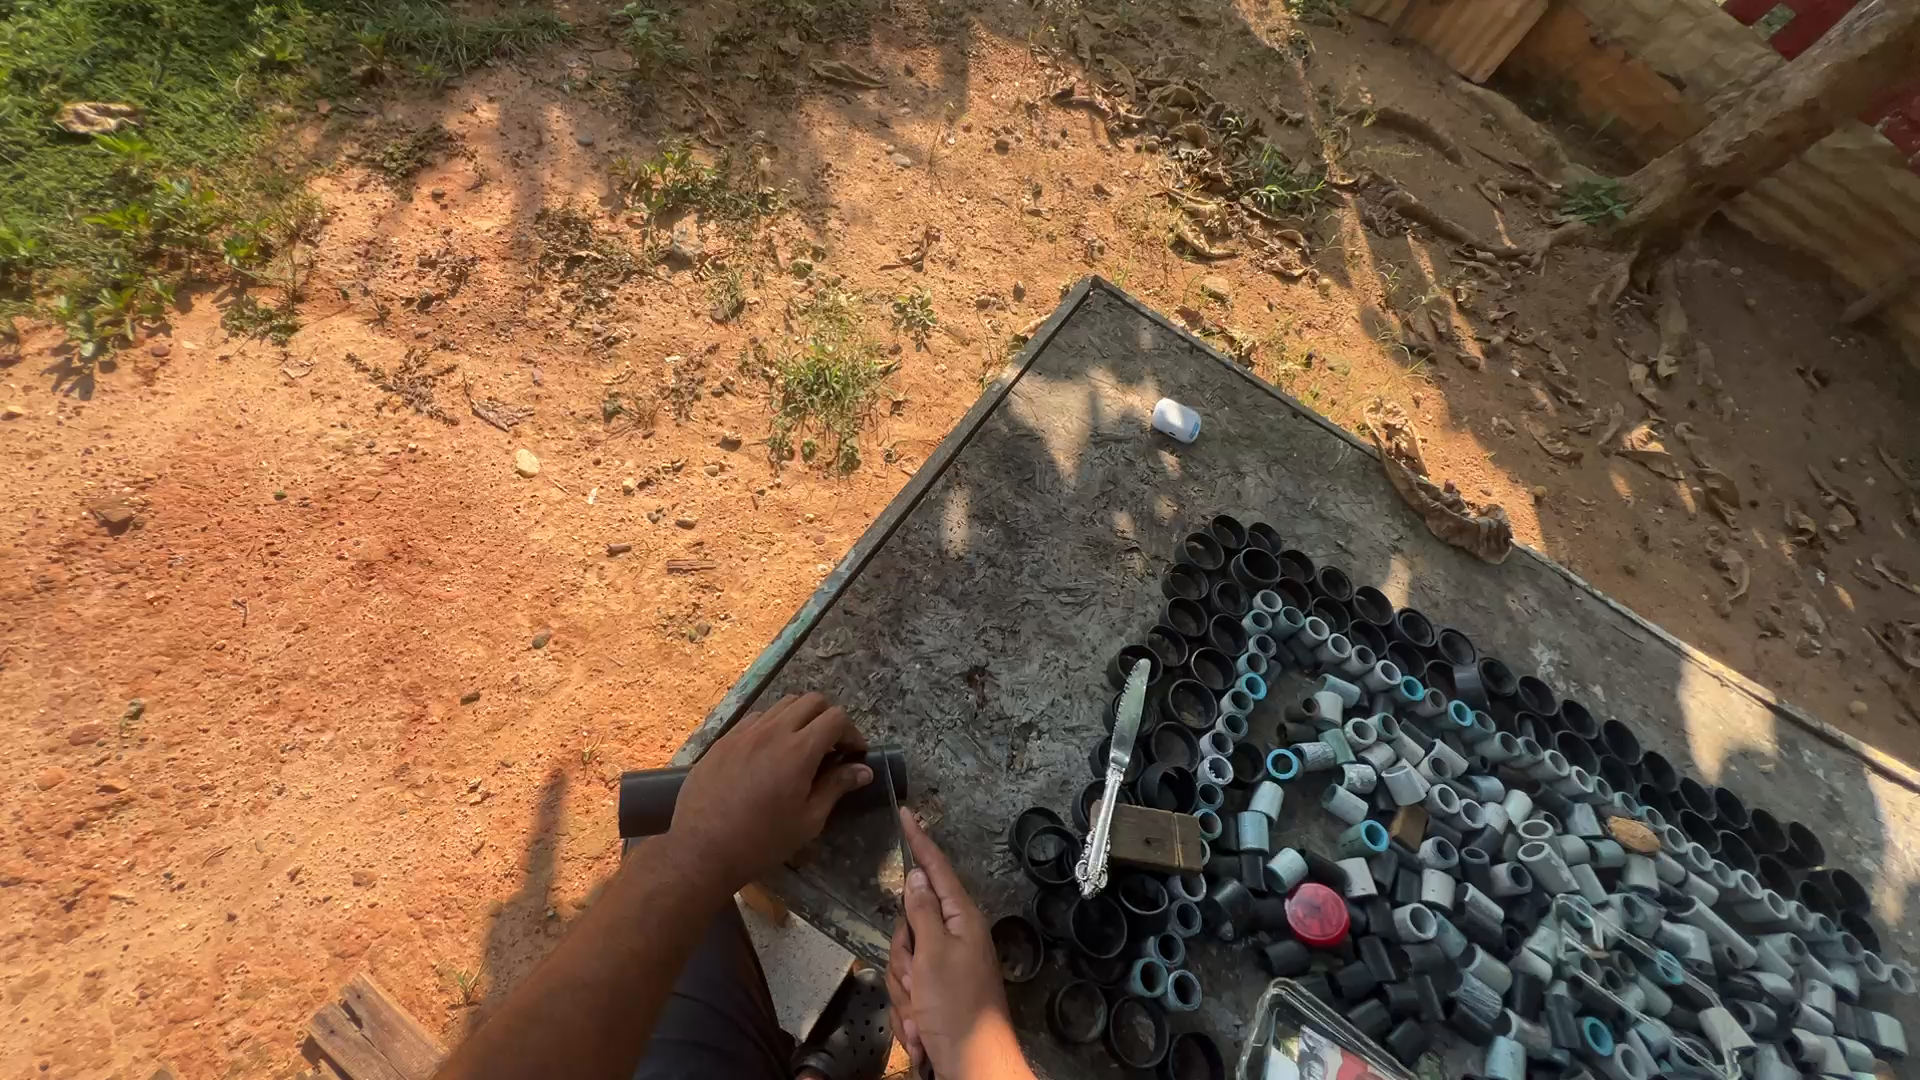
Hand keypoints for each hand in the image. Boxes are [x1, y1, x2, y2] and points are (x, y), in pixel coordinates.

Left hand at [667, 693, 871, 893]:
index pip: (836, 718)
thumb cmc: (761, 841)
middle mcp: (773, 731)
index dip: (852, 732)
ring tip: (800, 747)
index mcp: (799, 750)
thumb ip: (836, 787)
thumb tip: (864, 770)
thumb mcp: (808, 820)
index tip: (853, 754)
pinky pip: (755, 719)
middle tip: (830, 746)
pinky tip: (768, 753)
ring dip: (800, 718)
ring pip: (782, 705)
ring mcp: (745, 732)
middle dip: (828, 718)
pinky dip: (772, 726)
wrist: (700, 851)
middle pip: (812, 701)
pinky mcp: (723, 740)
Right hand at [884, 810, 1031, 1079]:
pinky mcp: (937, 991)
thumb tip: (916, 874)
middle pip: (909, 922)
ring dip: (906, 989)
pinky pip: (908, 987)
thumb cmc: (956, 1007)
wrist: (971, 1068)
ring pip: (904, 957)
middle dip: (904, 955)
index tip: (907, 812)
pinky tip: (923, 1030)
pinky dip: (910, 1011)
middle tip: (917, 980)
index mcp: (961, 918)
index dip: (919, 840)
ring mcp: (945, 964)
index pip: (935, 868)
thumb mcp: (933, 954)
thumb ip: (921, 911)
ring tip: (922, 1011)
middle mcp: (954, 935)